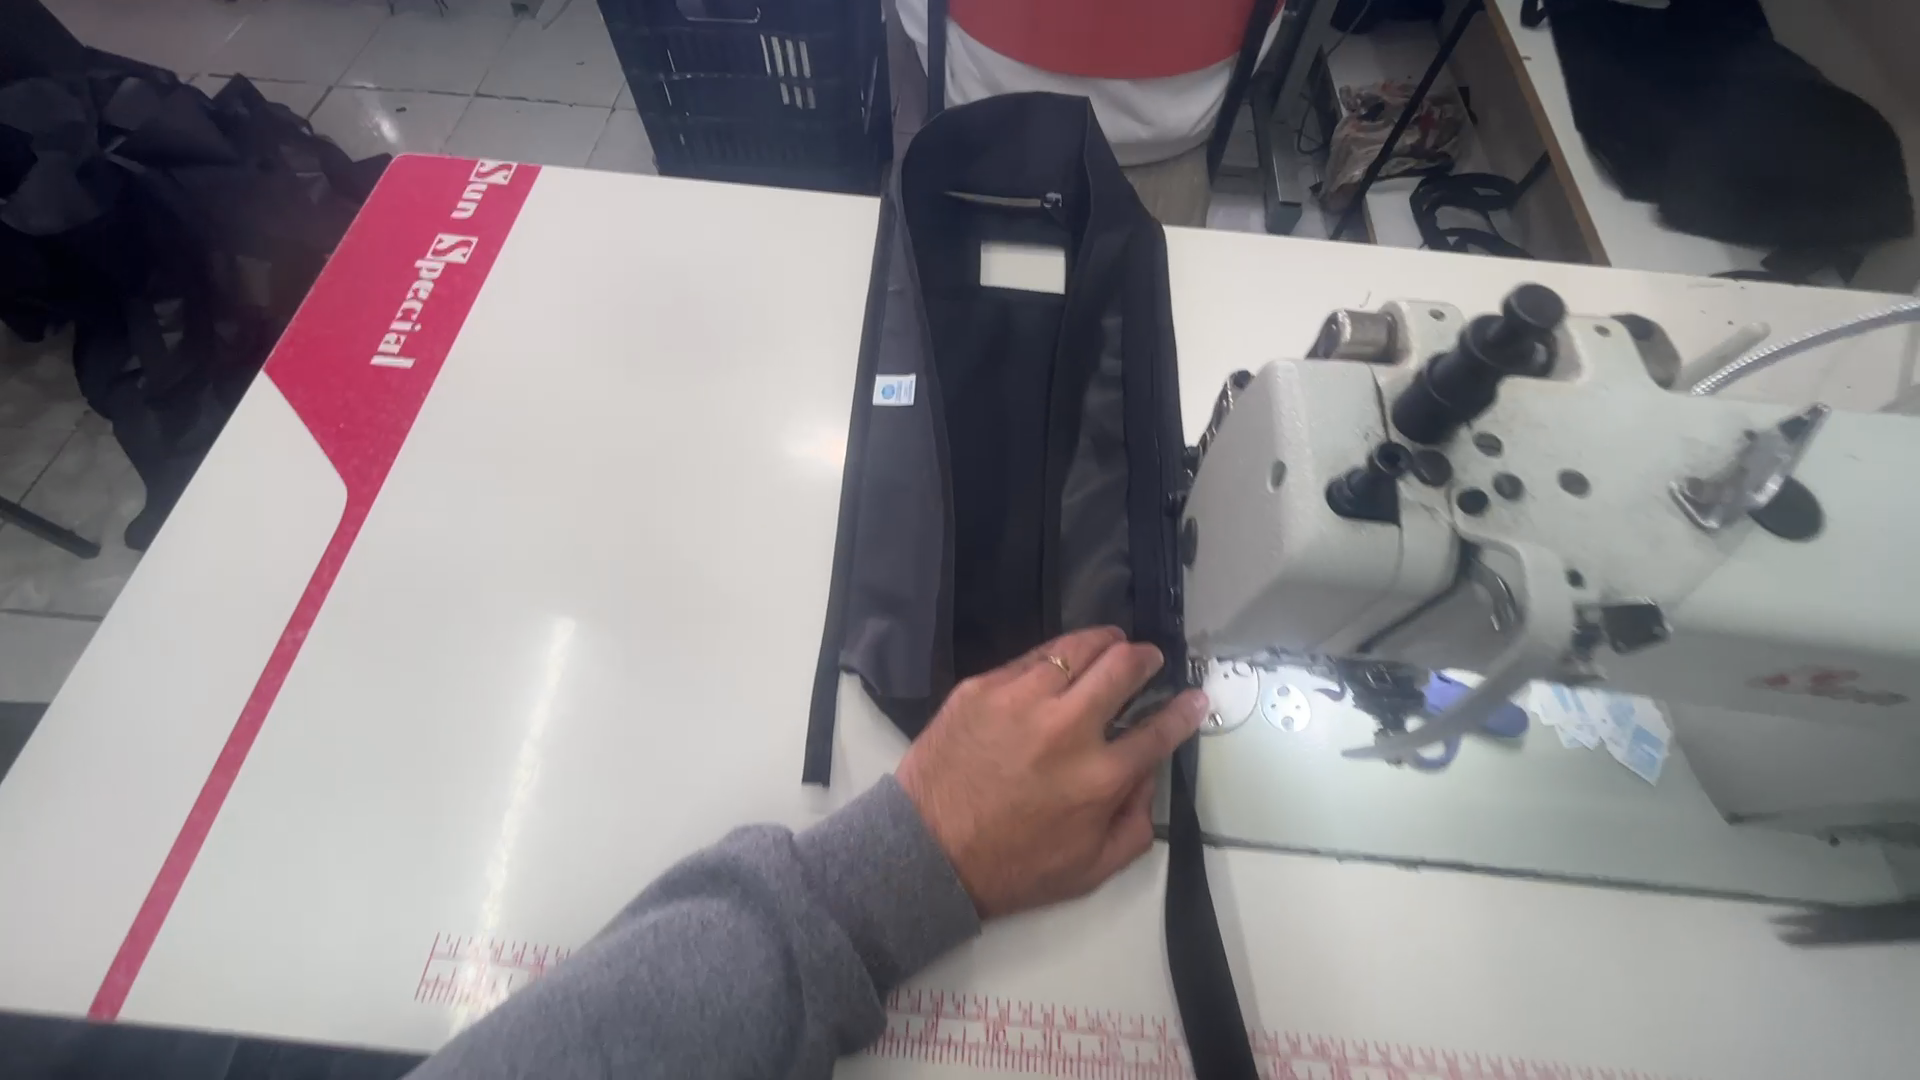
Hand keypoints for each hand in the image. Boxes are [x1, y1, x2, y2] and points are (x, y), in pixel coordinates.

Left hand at [895, 626, 1208, 918]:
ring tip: (1111, 642)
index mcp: (1099, 777)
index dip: (1184, 709)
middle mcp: (1066, 728)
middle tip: (1148, 657)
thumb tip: (1150, 774)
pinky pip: (1030, 658)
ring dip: (1103, 641)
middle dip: (1144, 657)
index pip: (1158, 730)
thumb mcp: (1092, 868)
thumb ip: (1137, 822)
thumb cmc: (1012, 865)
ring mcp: (1020, 700)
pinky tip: (1057, 664)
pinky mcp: (982, 686)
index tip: (1194, 697)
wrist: (929, 850)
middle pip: (1121, 667)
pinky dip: (1053, 657)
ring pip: (1076, 647)